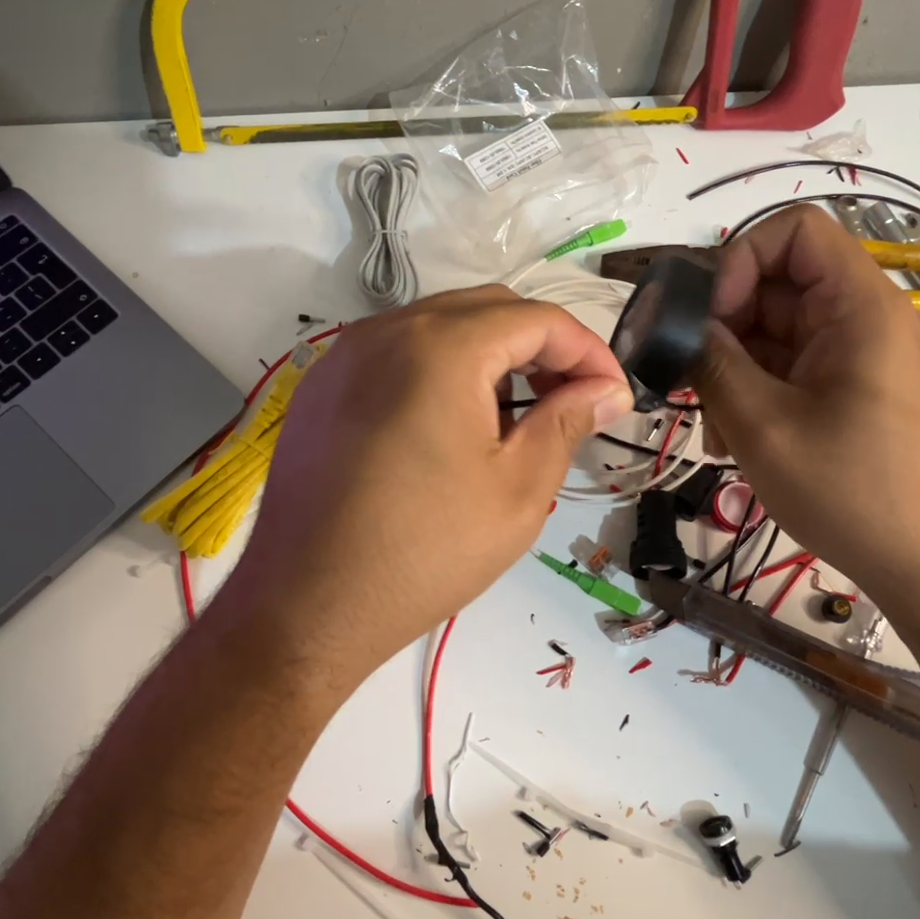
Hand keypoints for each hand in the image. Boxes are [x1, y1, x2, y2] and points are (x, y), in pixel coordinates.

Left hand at [220, 286, 631, 681]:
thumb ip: (567, 422)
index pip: (535, 319)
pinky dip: (440, 370)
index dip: (587, 350)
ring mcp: (343, 356)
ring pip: (438, 327)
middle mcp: (384, 331)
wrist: (307, 608)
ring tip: (514, 419)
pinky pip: (396, 354)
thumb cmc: (425, 553)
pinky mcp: (320, 387)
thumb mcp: (518, 490)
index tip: (612, 394)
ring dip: (490, 357)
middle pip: (486, 310)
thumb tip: (606, 389)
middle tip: (569, 403)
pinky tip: (451, 427)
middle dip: (540, 347)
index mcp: (439, 347)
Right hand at [696, 205, 919, 596]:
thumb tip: (679, 327)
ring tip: (714, 426)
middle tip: (692, 378)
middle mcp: (866, 318)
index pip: (795, 231)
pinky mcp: (854, 387)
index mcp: (861, 308)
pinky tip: (736, 439)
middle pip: (780, 281)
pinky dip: (758, 389)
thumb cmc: (848, 491)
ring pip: (778, 328)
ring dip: (735, 366)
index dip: (740, 260)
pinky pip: (793, 364)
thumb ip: (712, 363)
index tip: (710, 318)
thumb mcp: (762, 425)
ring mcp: (861, 354)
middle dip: (726, 324)